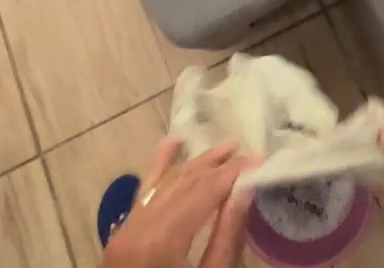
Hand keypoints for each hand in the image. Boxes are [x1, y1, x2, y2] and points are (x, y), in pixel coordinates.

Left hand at [103, 137, 253, 267]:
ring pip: (166, 182)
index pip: (205, 191)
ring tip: (226, 147)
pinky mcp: (122, 234)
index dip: (234, 172)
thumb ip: (226, 236)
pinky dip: (159, 165)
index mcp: (163, 241)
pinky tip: (173, 142)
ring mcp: (126, 228)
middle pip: (186, 182)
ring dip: (196, 163)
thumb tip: (246, 189)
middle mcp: (140, 226)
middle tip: (249, 152)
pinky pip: (143, 192)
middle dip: (219, 165)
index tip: (261, 159)